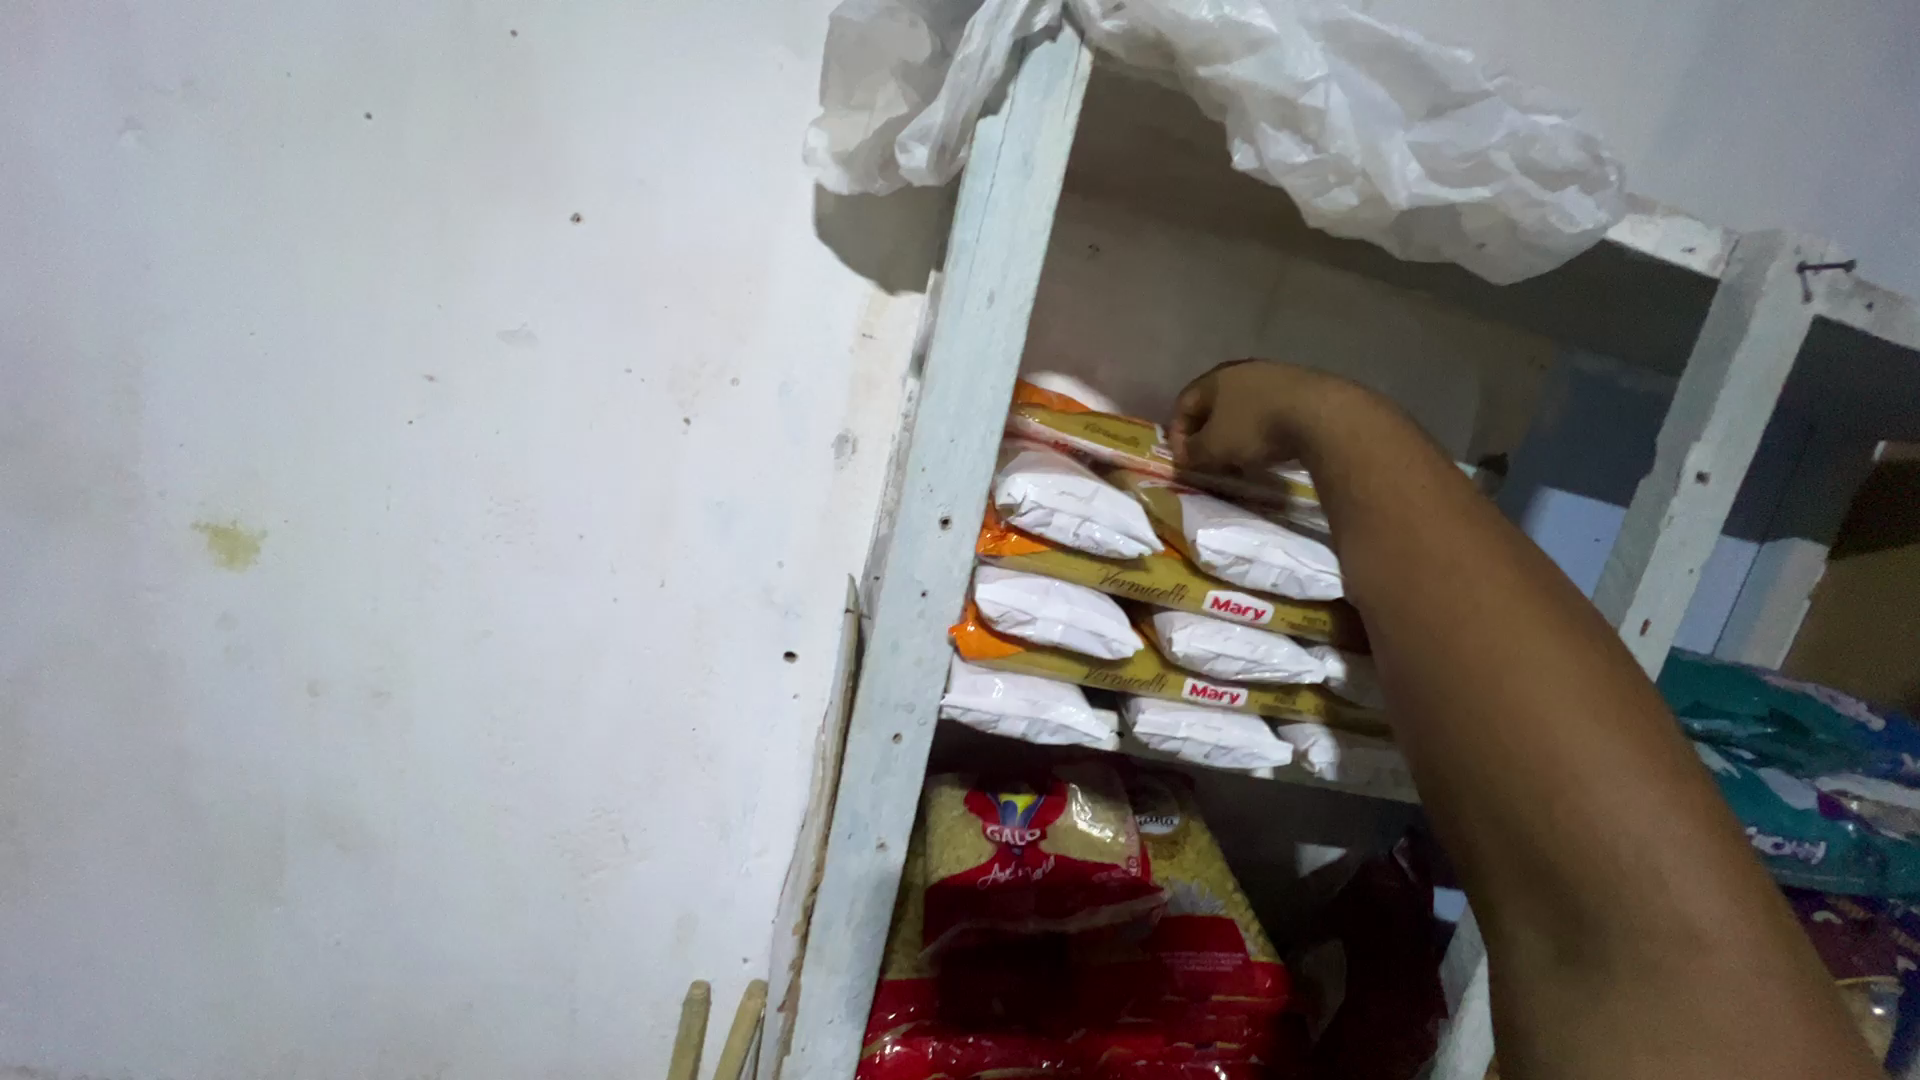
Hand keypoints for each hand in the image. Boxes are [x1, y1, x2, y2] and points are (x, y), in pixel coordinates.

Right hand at [1169, 360, 1360, 473]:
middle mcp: (1241, 369)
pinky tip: (1269, 445)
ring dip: (1235, 430)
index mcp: (1214, 378)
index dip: (1177, 434)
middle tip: (1208, 457)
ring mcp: (1274, 374)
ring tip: (1239, 455)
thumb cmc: (1254, 428)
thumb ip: (1192, 452)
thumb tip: (1185, 454)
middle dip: (1206, 432)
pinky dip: (1261, 427)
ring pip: (1242, 405)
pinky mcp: (1301, 385)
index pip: (1183, 403)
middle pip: (1213, 403)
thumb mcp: (1213, 448)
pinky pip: (1269, 408)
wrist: (1320, 415)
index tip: (1184, 459)